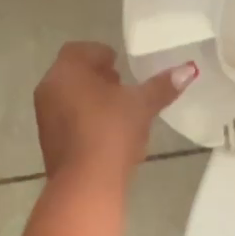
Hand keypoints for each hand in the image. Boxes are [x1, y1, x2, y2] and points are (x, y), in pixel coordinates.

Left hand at [33, 42, 195, 180]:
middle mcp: (49, 90)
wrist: (86, 185)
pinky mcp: (49, 146)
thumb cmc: (111, 134)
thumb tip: (188, 70)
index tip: (119, 64)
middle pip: (73, 76)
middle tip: (120, 87)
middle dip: (97, 79)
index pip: (82, 50)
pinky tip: (105, 139)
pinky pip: (68, 126)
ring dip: (91, 103)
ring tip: (116, 115)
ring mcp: (45, 120)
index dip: (102, 54)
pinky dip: (84, 125)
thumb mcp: (141, 107)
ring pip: (69, 102)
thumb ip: (161, 87)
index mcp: (67, 71)